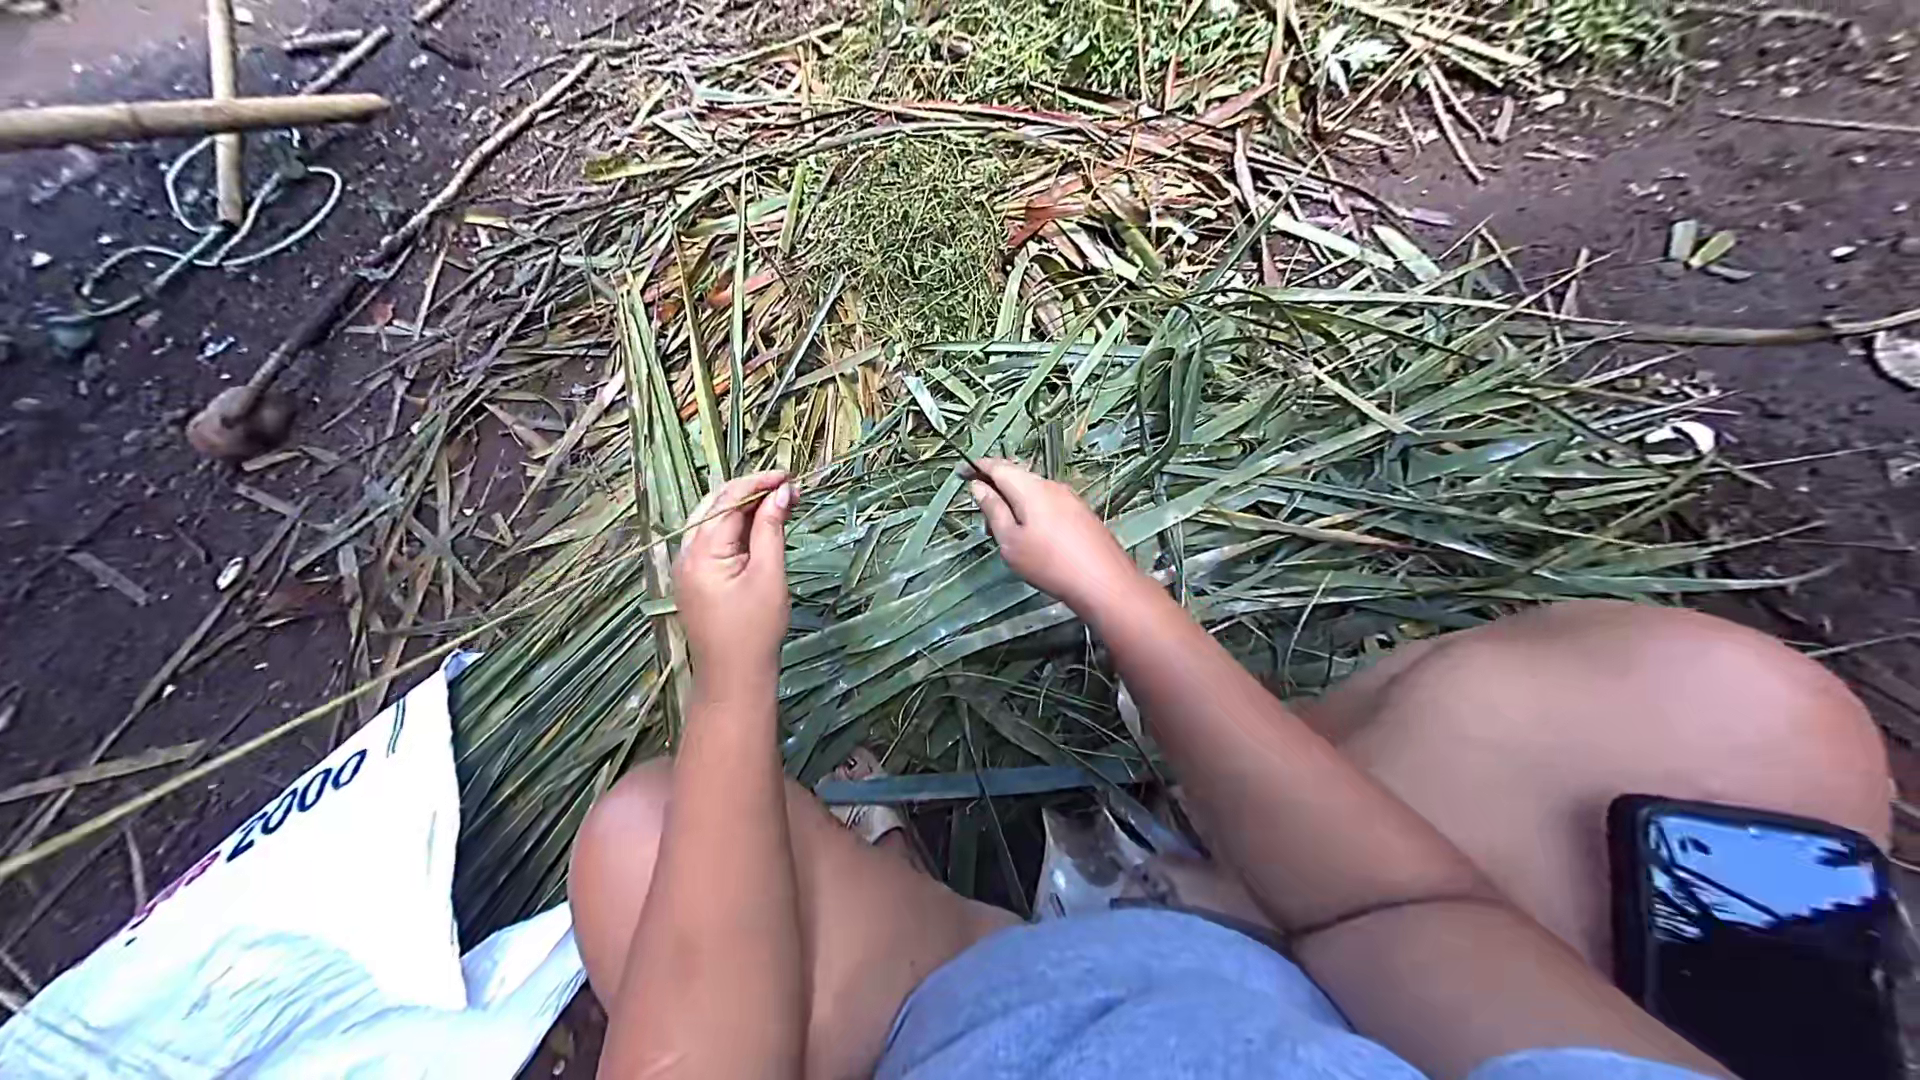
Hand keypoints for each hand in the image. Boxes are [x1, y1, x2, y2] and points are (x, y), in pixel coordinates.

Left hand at [674, 471, 794, 695]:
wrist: (734, 676)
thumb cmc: (756, 628)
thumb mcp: (769, 574)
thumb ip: (772, 528)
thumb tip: (782, 493)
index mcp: (701, 550)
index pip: (729, 501)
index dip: (760, 484)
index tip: (790, 478)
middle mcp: (686, 552)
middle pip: (717, 505)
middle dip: (752, 492)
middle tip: (789, 491)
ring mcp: (687, 566)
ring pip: (713, 520)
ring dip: (745, 508)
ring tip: (779, 504)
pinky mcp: (695, 577)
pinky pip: (713, 540)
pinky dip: (737, 528)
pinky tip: (759, 528)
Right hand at [967, 458, 1141, 612]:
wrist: (1104, 582)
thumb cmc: (1048, 563)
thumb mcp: (1010, 540)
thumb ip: (994, 510)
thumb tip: (979, 487)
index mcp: (1030, 487)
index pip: (999, 467)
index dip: (978, 468)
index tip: (960, 473)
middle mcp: (1051, 485)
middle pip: (1017, 475)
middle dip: (995, 486)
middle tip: (982, 510)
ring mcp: (1070, 498)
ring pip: (1033, 490)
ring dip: (1013, 500)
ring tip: (1004, 530)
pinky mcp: (1081, 513)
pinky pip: (1048, 501)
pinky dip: (1031, 509)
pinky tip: (1031, 534)